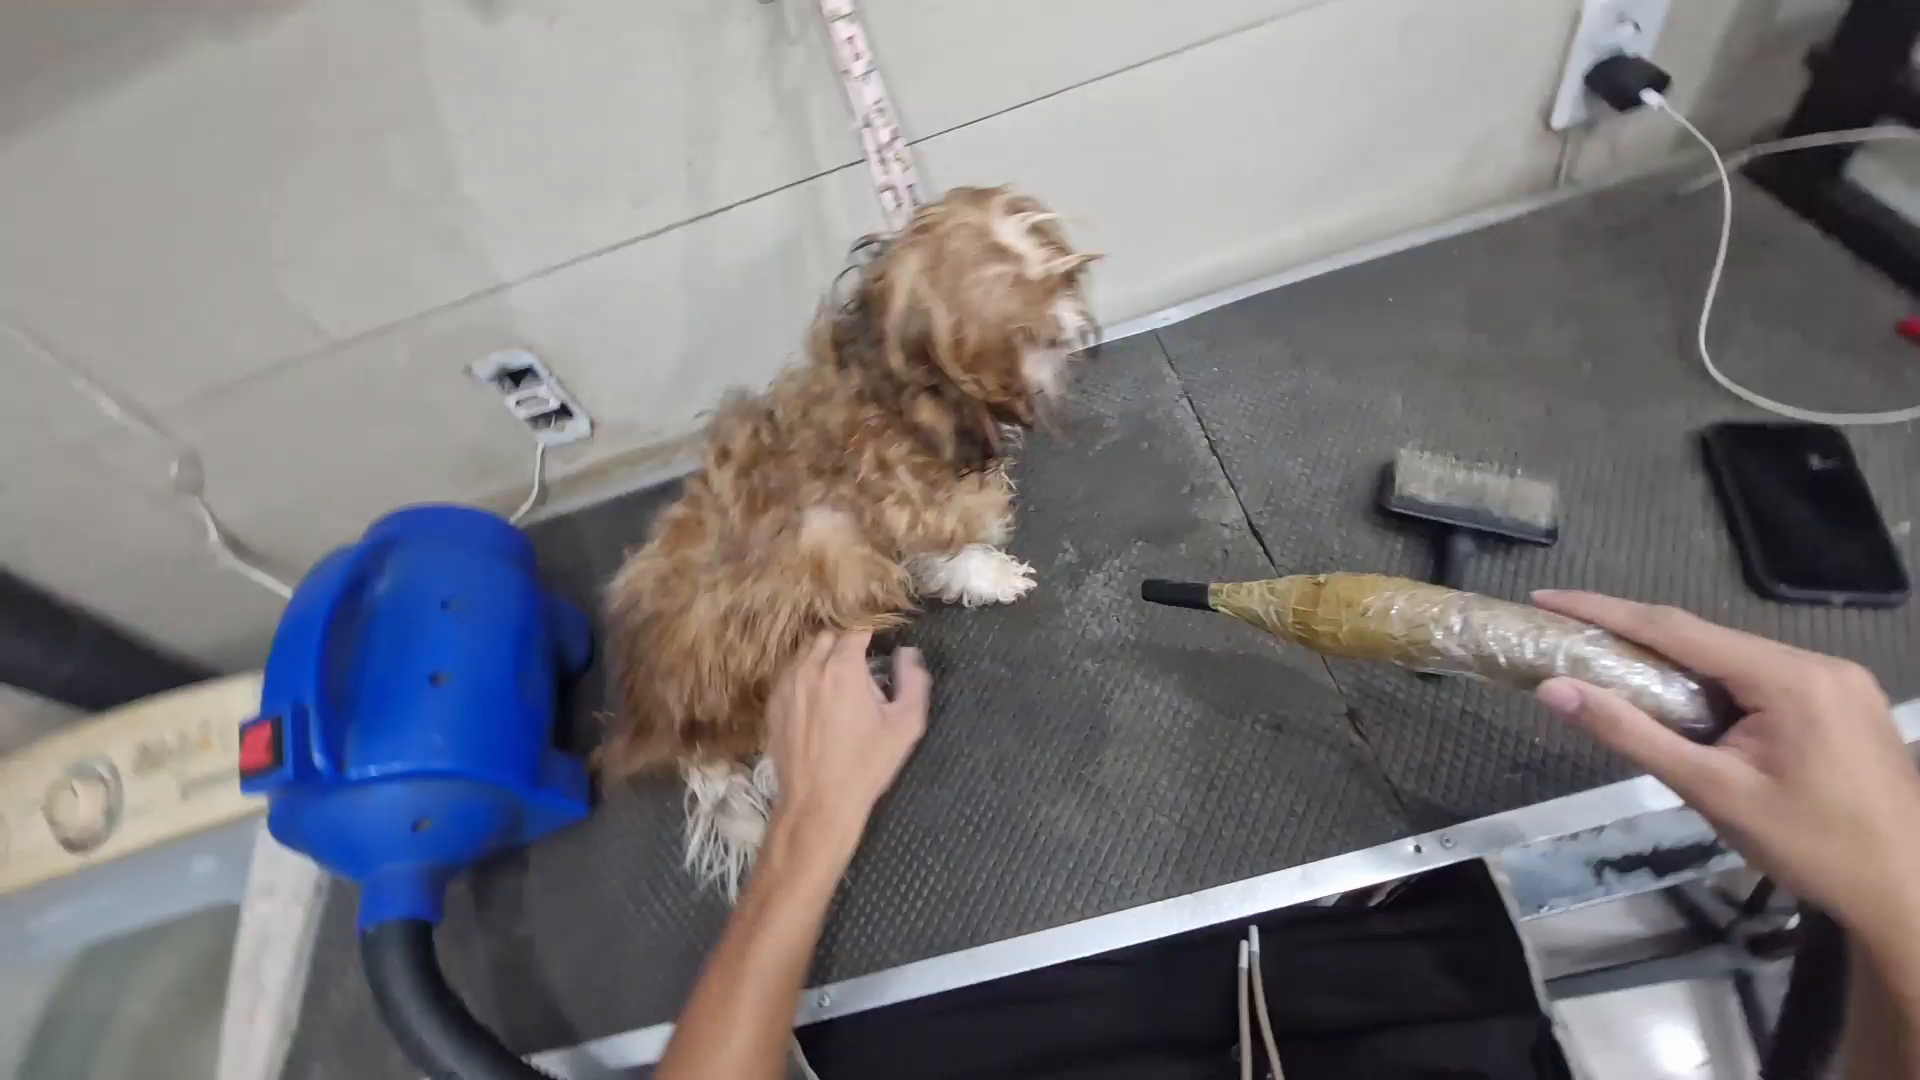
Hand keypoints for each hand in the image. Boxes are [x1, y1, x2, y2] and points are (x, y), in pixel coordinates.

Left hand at [764, 631, 930, 867]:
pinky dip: (804, 676)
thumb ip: (913, 681)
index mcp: (843, 668)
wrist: (818, 802)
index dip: (869, 634)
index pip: (855, 630)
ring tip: (838, 681)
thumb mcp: (905, 725)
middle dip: (845, 644)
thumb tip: (908, 654)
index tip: (878, 644)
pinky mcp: (773, 705)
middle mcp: (810, 669)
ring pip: (804, 653)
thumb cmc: (866, 764)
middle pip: (827, 636)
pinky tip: (816, 698)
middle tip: (861, 666)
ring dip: (822, 658)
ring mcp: (786, 686)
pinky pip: (789, 675)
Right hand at [1531, 591, 1919, 942]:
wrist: (1916, 899)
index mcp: (1791, 679)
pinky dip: (1691, 675)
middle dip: (1622, 629)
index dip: (1601, 610)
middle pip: (1697, 635)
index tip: (1544, 598)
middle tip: (1559, 628)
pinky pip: (1743, 672)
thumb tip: (1551, 688)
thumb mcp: (1709, 789)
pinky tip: (1660, 688)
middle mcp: (1815, 665)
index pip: (1674, 629)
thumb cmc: (1815, 846)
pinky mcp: (1832, 702)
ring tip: (1594, 656)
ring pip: (1719, 652)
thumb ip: (1628, 732)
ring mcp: (1830, 682)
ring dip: (1655, 654)